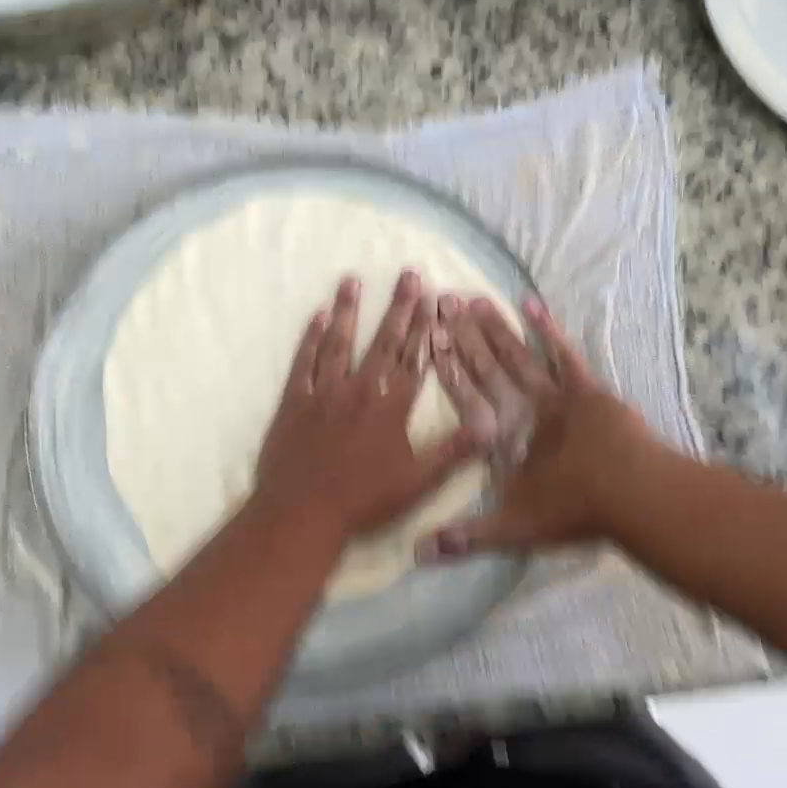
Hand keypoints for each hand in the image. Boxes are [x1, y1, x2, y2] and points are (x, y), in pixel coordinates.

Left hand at [251, 271, 488, 542]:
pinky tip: (317, 316)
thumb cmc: (364, 501)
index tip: (434, 299)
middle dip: (399, 307)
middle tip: (408, 273)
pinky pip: (304, 362)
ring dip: (348, 310)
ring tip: (352, 279)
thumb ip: (454, 452)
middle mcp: (360, 391)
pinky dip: (310, 338)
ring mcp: (325, 393)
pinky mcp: (295, 402)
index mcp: (391, 409)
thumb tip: (491, 427)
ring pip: (339, 343)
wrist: (302, 514)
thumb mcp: (418, 483)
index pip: (414, 360)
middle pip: (383, 343)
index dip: (426, 329)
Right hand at [419, 296, 653, 559]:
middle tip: (441, 303)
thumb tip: (417, 555)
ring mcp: (557, 394)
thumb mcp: (514, 529)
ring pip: (518, 354)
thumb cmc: (573, 509)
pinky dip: (547, 329)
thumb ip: (466, 538)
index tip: (427, 339)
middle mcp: (524, 407)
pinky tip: (532, 303)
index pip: (464, 395)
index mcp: (502, 436)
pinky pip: (563, 353)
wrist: (634, 492)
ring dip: (495, 328)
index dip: (444, 368)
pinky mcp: (588, 388)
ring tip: (473, 299)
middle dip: (462, 336)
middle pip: (486, 366)